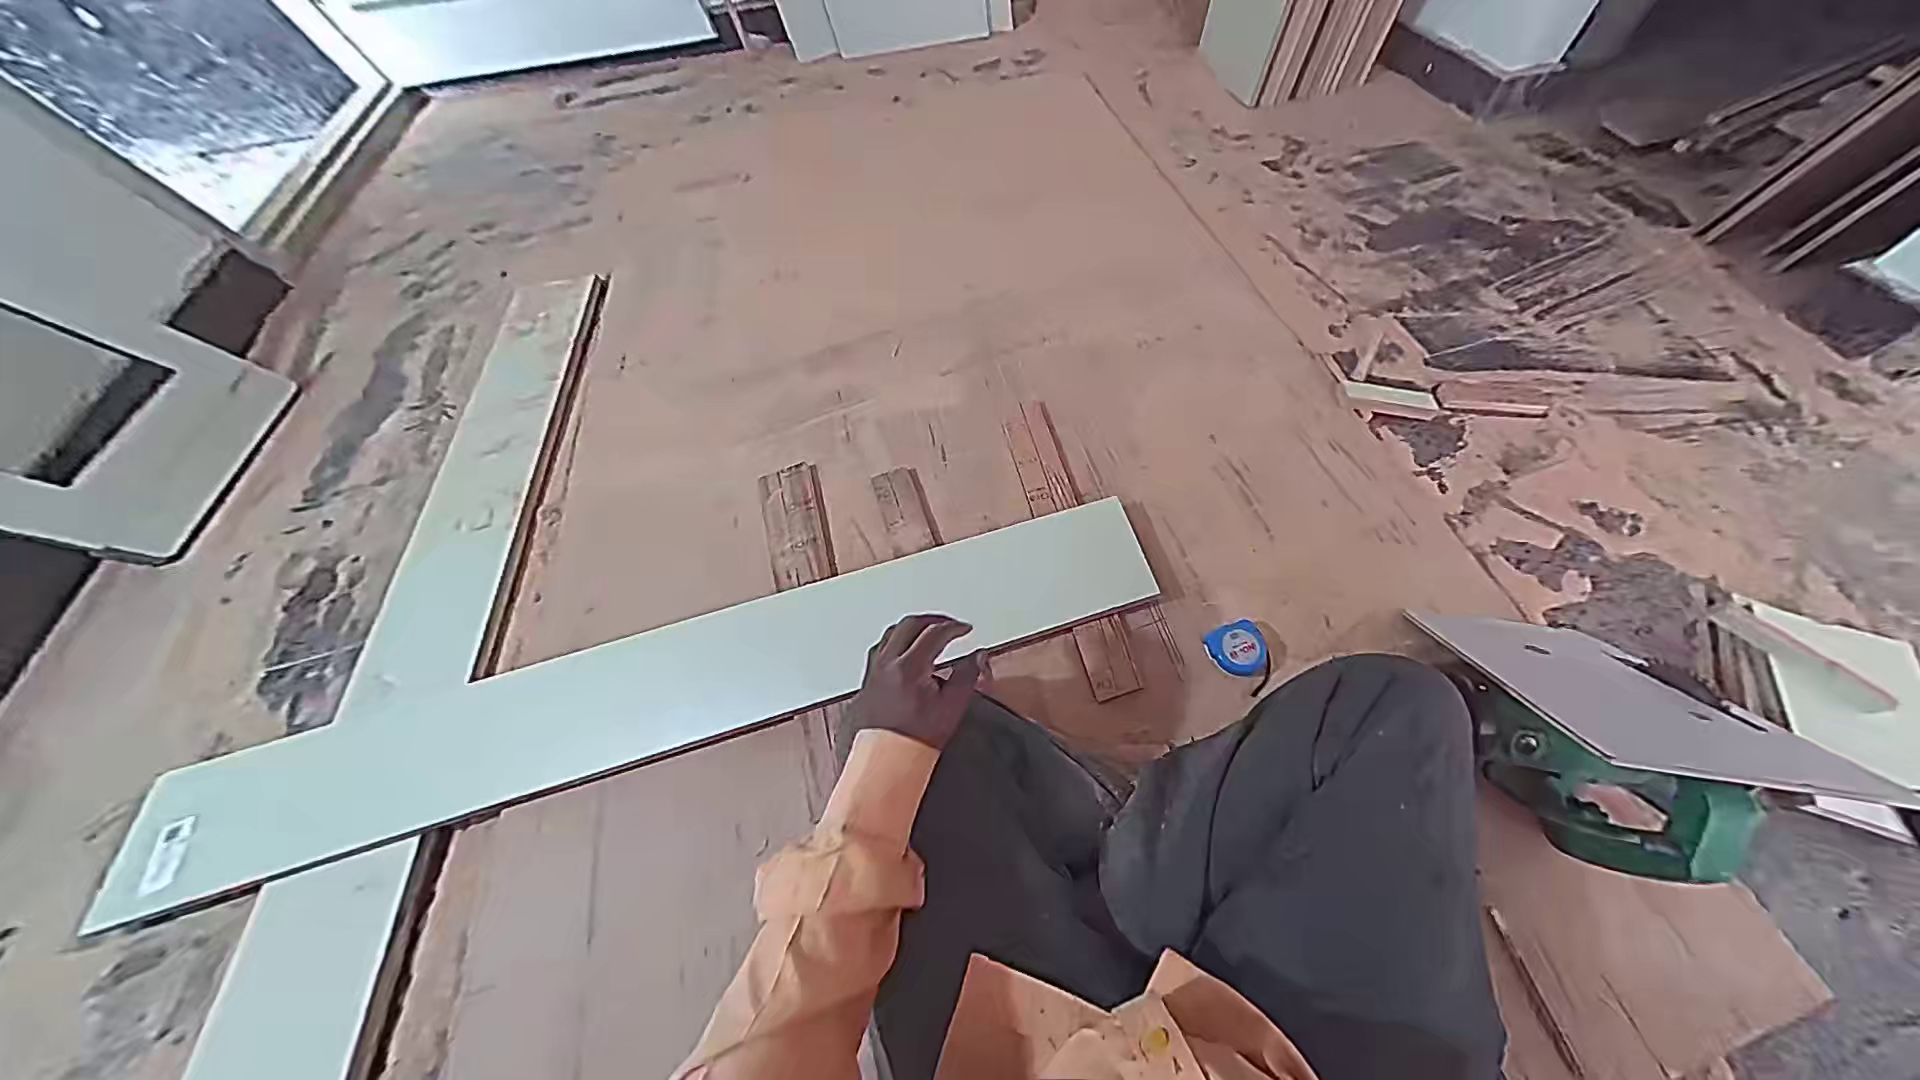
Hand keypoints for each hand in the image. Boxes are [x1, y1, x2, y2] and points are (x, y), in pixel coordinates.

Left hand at [847, 615, 981, 749]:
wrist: (885, 764)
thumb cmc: (913, 743)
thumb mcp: (951, 708)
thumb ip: (966, 676)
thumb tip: (977, 657)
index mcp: (909, 667)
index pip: (935, 633)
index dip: (954, 628)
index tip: (965, 630)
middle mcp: (887, 664)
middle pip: (910, 624)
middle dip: (933, 620)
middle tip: (948, 624)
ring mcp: (874, 672)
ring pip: (891, 633)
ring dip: (912, 627)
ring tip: (927, 631)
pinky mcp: (867, 681)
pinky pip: (880, 648)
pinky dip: (895, 641)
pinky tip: (902, 649)